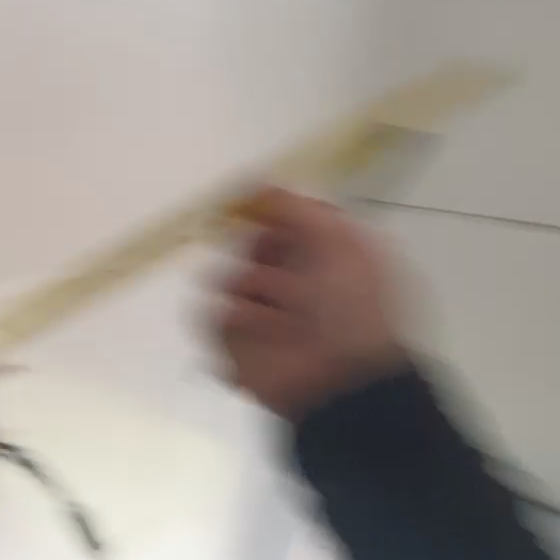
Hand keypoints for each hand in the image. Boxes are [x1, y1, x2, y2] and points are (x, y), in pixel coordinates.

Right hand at [213, 188, 408, 419]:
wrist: (337, 377)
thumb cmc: (353, 309)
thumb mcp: (345, 246)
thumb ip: (302, 211)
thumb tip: (258, 182)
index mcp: (319, 252)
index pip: (279, 219)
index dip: (265, 212)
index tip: (249, 205)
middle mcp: (284, 276)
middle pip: (244, 245)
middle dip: (259, 256)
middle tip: (285, 277)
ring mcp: (252, 309)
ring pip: (222, 279)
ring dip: (250, 295)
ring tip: (279, 319)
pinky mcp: (225, 339)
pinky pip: (206, 315)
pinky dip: (230, 324)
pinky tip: (260, 335)